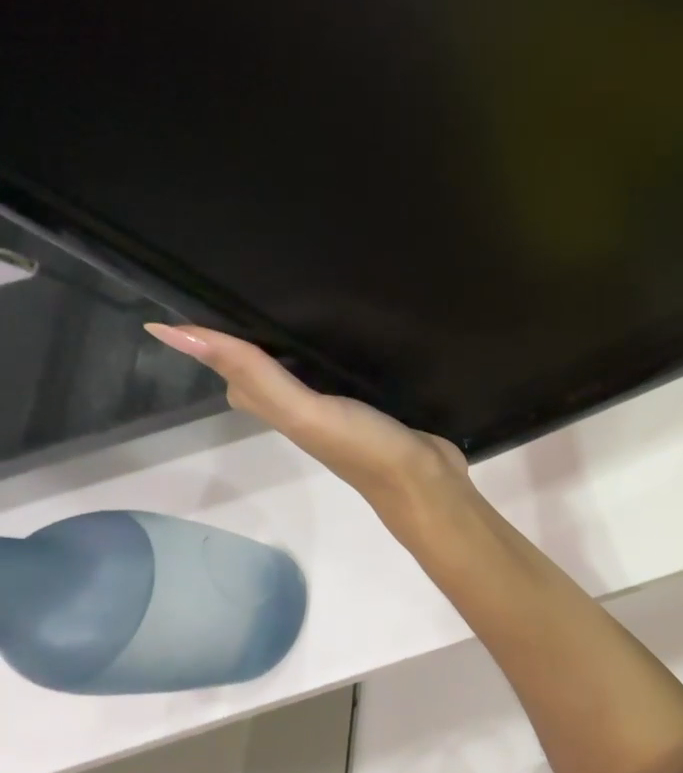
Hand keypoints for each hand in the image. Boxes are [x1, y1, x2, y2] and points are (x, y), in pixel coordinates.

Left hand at [145, 323, 468, 504]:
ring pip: (309, 369)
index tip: (222, 292)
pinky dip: (349, 354)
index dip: (222, 335)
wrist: (425, 480)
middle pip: (269, 367)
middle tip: (274, 292)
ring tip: (321, 303)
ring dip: (308, 341)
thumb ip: (250, 371)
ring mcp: (341, 408)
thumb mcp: (302, 409)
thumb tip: (168, 332)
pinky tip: (365, 338)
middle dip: (264, 334)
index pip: (234, 366)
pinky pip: (349, 374)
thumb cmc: (362, 445)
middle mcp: (302, 406)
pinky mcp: (376, 405)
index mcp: (276, 407)